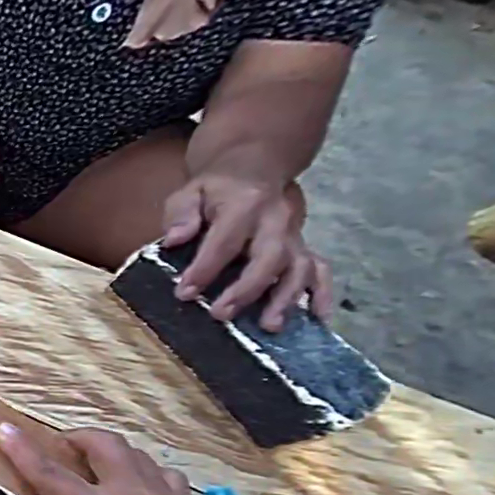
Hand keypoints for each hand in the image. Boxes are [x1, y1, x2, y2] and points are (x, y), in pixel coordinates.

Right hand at [0, 424, 231, 494]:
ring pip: (133, 450)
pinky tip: (129, 487)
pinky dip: (141, 469)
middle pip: (103, 443)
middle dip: (76, 438)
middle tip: (60, 450)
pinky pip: (161, 469)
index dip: (22, 451)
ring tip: (91, 468)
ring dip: (108, 451)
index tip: (3, 429)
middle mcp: (135, 494)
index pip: (52, 475)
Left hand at [162, 174, 334, 330]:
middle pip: (269, 258)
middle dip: (246, 289)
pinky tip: (317, 319)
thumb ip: (180, 214)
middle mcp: (275, 221)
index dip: (204, 269)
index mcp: (244, 205)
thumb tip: (174, 239)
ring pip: (298, 268)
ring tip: (270, 326)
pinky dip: (320, 294)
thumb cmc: (216, 188)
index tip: (184, 293)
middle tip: (221, 314)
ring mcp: (294, 236)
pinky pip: (320, 270)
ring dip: (285, 298)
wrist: (255, 169)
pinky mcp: (303, 248)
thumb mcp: (191, 191)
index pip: (224, 241)